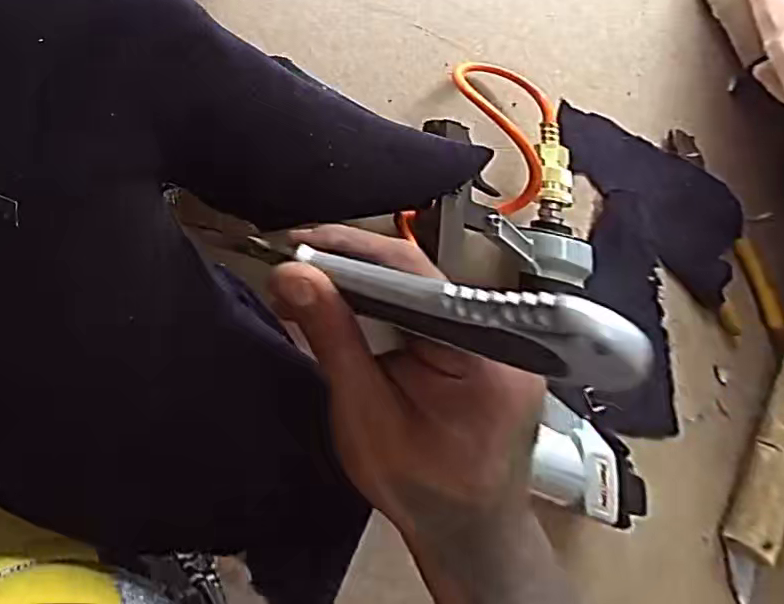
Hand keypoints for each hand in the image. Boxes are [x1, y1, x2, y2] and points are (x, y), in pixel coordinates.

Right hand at [268, 225, 574, 603]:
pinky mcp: (464, 342)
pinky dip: (365, 302)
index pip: (411, 275)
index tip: (297, 248)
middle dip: (342, 266)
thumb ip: (332, 337)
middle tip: (289, 268)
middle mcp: (494, 336)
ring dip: (348, 284)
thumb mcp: (365, 413)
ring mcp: (483, 338)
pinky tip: (330, 309)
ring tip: (300, 290)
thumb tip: (292, 274)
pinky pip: (409, 304)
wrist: (466, 536)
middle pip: (408, 273)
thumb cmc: (423, 489)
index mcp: (483, 353)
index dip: (349, 254)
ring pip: (404, 284)